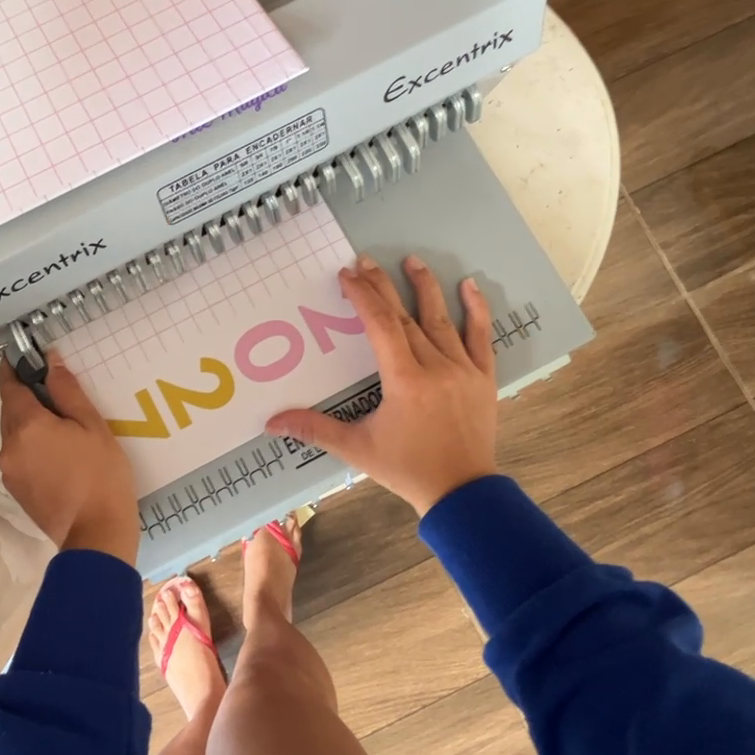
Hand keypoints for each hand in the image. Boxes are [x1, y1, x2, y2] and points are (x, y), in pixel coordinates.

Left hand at [0, 353, 140, 562]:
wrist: (96, 536)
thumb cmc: (100, 475)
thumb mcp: (92, 426)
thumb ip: (67, 391)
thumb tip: (50, 361)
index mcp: (25, 426)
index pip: (9, 386)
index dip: (13, 367)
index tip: (23, 354)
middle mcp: (8, 446)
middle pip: (10, 410)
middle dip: (25, 395)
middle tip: (52, 386)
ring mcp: (9, 471)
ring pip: (13, 434)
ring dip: (28, 422)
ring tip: (60, 421)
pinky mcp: (16, 490)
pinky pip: (18, 455)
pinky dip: (31, 444)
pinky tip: (56, 449)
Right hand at [266, 254, 497, 514]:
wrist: (462, 494)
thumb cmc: (406, 469)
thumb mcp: (356, 449)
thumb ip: (314, 429)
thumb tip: (271, 422)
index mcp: (404, 380)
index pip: (381, 325)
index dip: (363, 296)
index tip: (348, 275)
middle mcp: (435, 366)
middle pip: (405, 316)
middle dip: (382, 286)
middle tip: (365, 260)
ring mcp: (463, 369)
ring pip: (441, 318)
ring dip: (424, 287)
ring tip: (410, 260)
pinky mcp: (483, 378)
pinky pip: (481, 336)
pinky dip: (476, 310)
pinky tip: (470, 286)